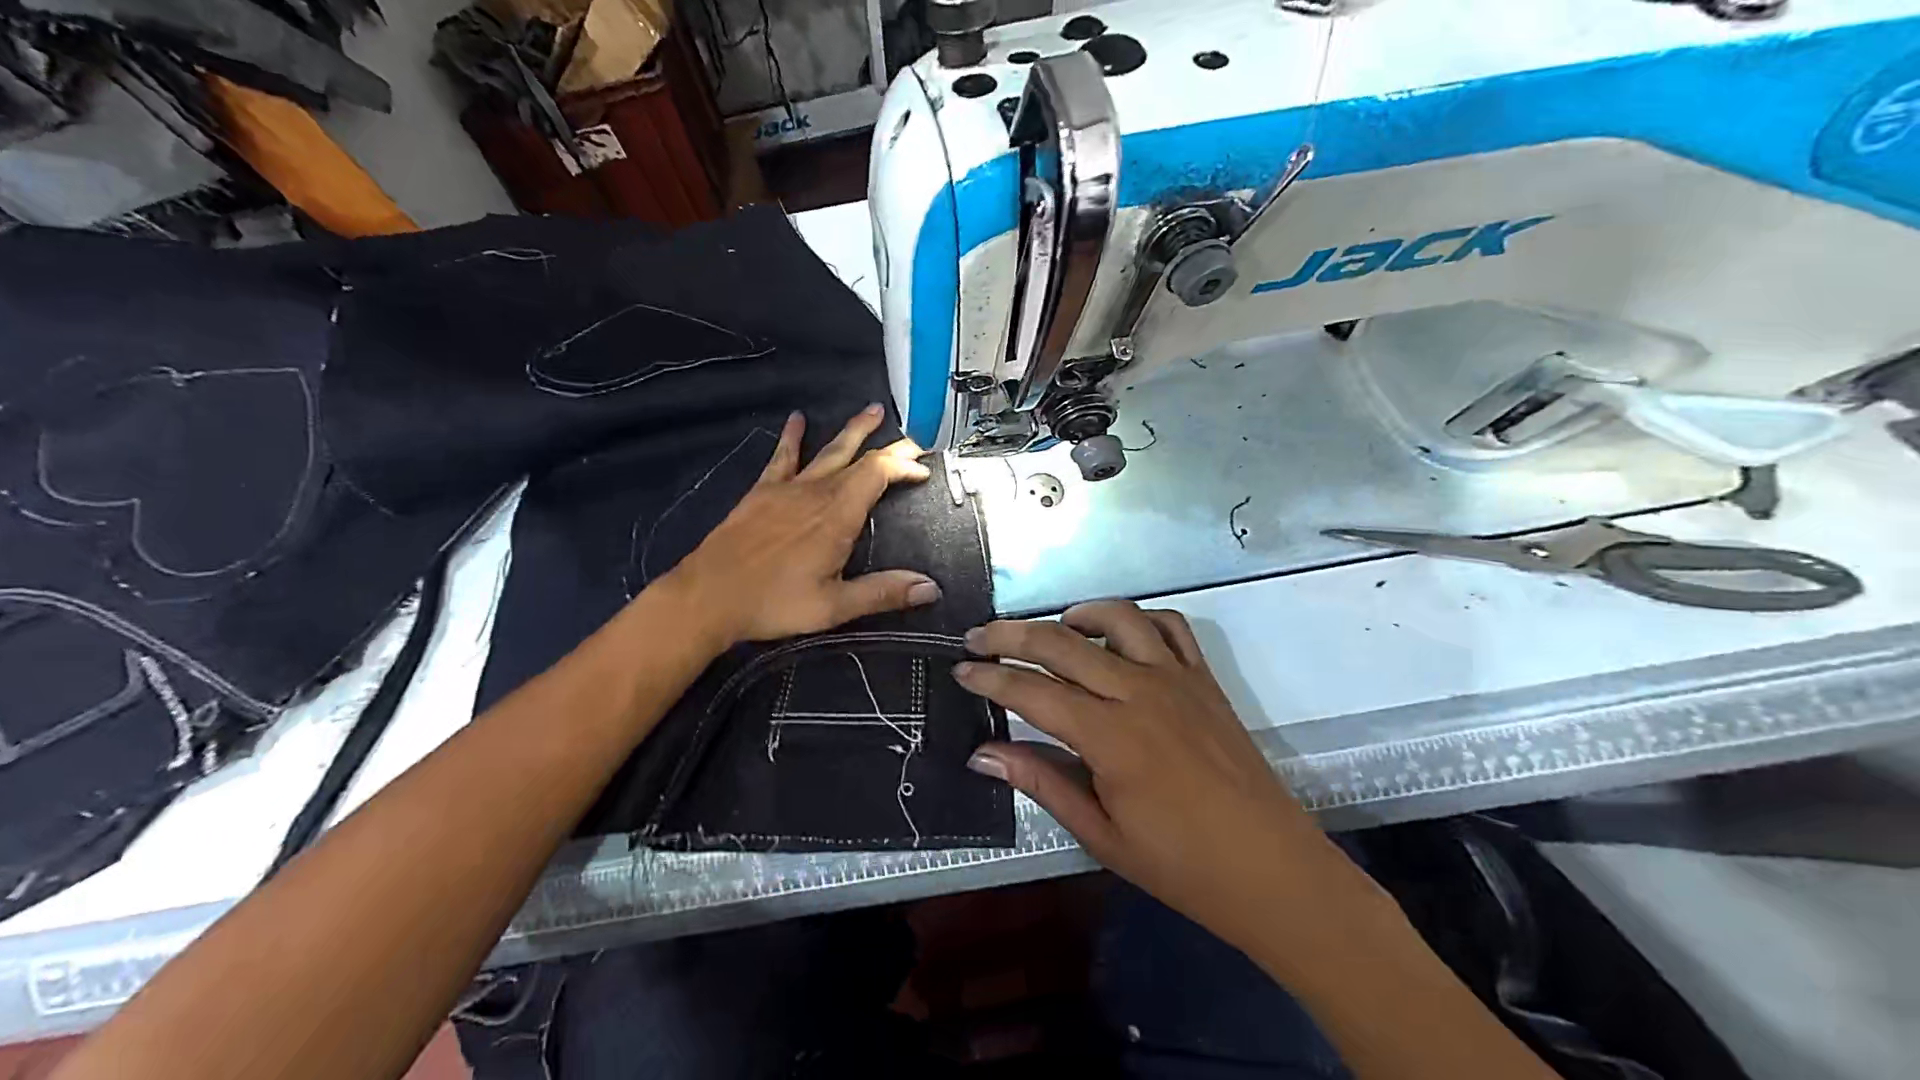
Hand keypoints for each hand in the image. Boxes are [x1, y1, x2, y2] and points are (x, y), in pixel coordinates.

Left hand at [665, 405, 938, 646]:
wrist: (708, 595)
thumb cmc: (773, 602)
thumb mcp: (834, 606)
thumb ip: (883, 592)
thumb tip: (930, 588)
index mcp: (837, 516)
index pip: (878, 474)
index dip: (903, 466)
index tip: (923, 468)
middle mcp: (816, 493)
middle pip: (859, 459)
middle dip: (889, 447)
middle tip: (912, 438)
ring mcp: (787, 488)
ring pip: (827, 451)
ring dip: (852, 431)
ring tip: (870, 411)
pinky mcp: (762, 491)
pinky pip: (782, 457)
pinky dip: (793, 437)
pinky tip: (797, 419)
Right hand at [954, 601, 1358, 949]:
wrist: (1272, 870)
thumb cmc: (1180, 865)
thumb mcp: (1100, 834)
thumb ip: (1041, 782)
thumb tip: (982, 754)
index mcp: (1109, 736)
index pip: (1032, 692)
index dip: (989, 678)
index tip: (960, 671)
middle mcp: (1139, 692)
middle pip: (1061, 643)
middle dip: (1010, 635)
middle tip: (977, 636)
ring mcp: (1177, 678)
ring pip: (1117, 618)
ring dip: (1075, 614)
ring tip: (1050, 630)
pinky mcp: (1205, 679)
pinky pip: (1170, 627)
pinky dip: (1138, 619)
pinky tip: (1119, 636)